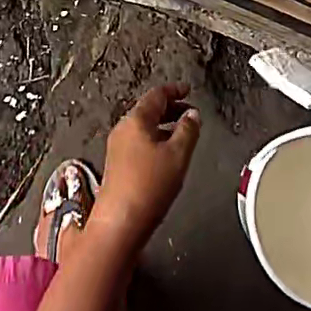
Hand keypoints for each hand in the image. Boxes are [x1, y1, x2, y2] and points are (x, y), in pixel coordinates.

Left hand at [90, 84, 201, 250]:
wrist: (120, 221)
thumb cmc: (148, 187)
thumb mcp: (178, 155)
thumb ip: (188, 130)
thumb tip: (193, 115)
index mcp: (135, 120)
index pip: (156, 95)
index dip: (174, 90)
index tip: (186, 89)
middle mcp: (123, 129)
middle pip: (148, 110)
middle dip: (170, 107)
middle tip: (188, 109)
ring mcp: (118, 147)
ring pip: (143, 127)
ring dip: (163, 124)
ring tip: (182, 130)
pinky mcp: (118, 164)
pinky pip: (139, 142)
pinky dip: (155, 139)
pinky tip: (166, 152)